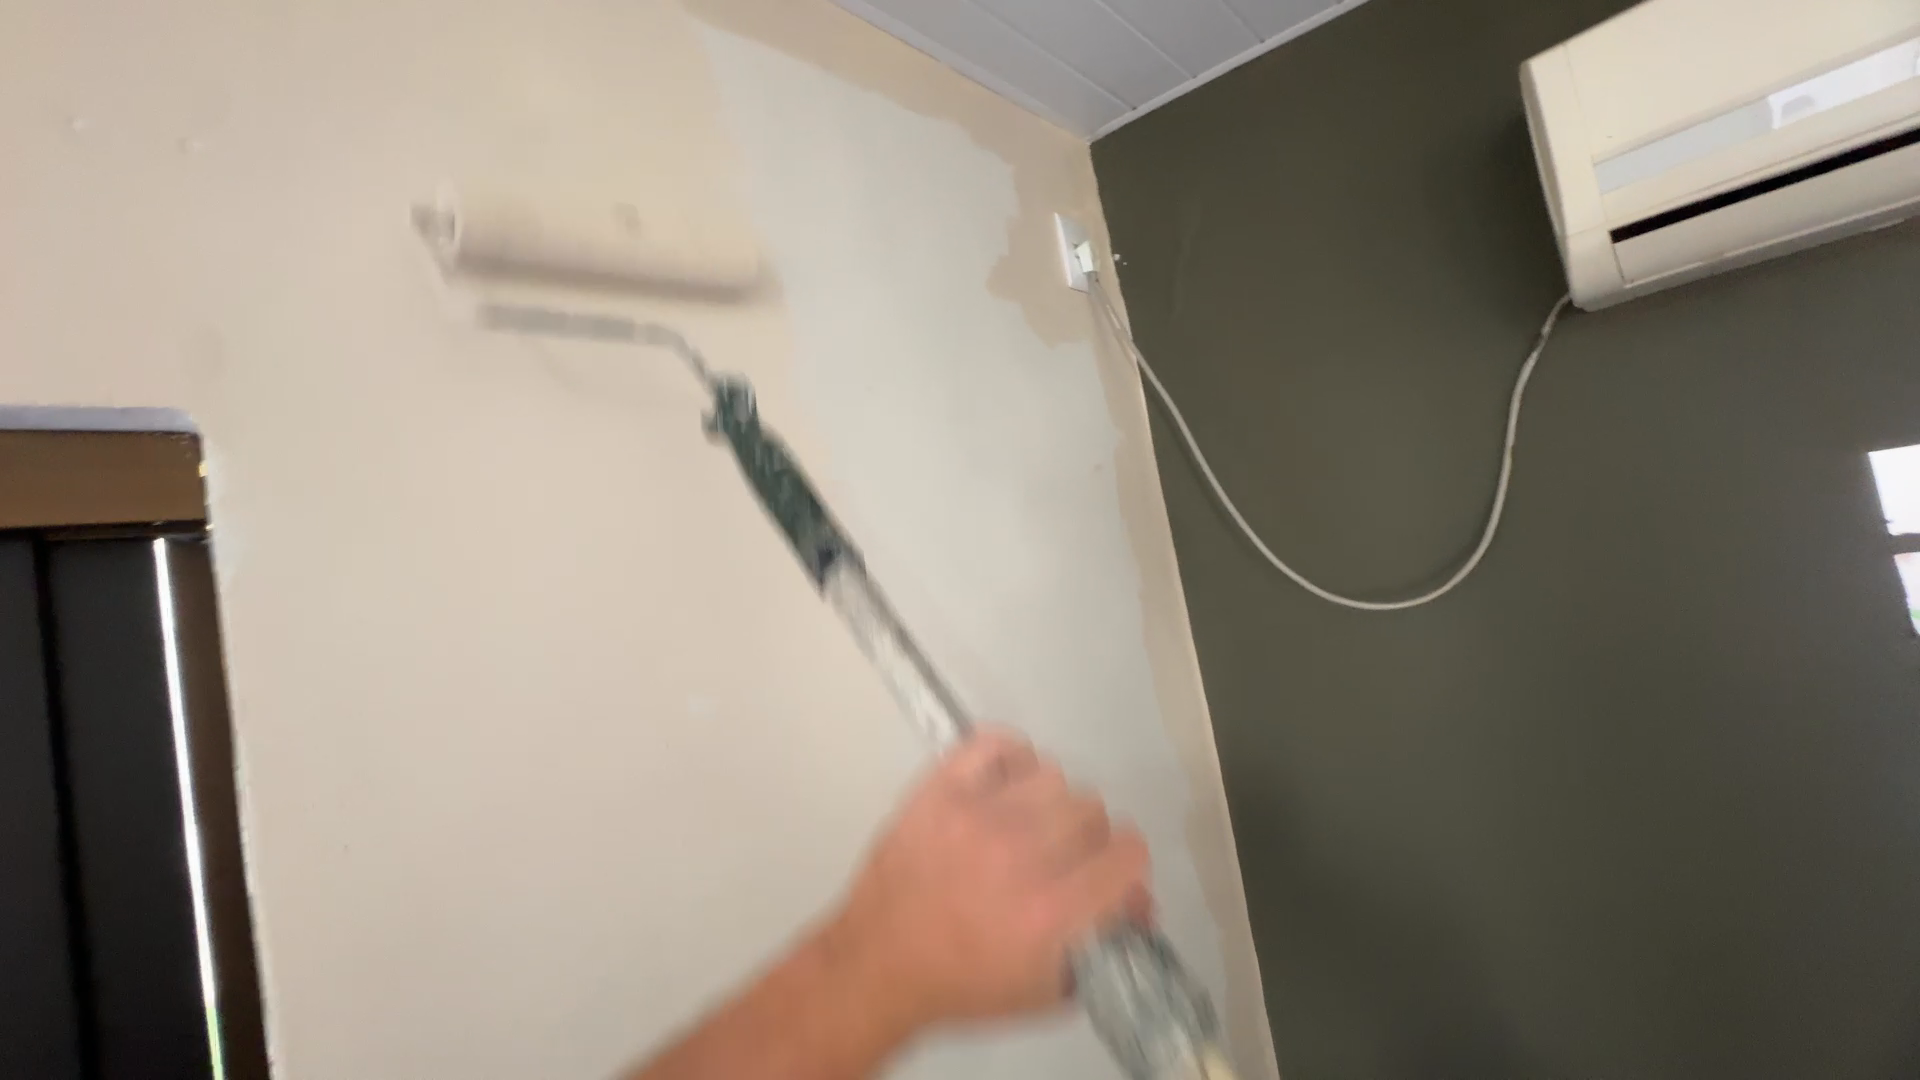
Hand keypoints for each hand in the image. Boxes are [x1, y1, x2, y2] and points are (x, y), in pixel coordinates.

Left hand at [817, 730, 1152, 1036]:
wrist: (878, 962)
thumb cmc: (964, 982)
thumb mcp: (1047, 991)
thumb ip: (1105, 944)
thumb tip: (1141, 900)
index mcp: (1051, 911)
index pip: (1128, 852)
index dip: (1126, 863)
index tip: (1110, 870)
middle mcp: (1020, 854)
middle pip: (1091, 809)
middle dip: (1086, 836)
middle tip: (1060, 854)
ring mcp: (977, 814)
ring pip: (1052, 774)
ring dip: (1048, 799)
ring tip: (1025, 822)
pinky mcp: (940, 789)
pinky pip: (995, 743)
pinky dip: (1008, 758)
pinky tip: (1001, 786)